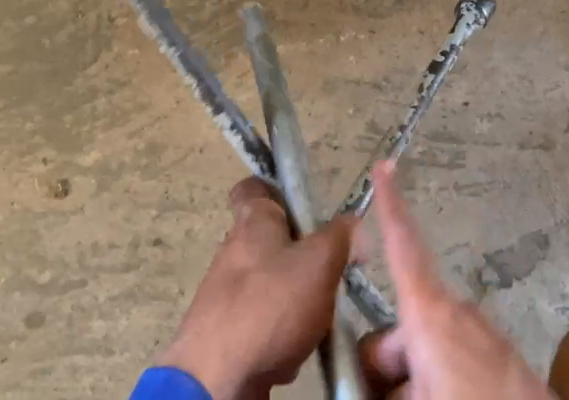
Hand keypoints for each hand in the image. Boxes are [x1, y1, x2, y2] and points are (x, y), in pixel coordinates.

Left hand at [158, 177, 354, 399]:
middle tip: (330, 269)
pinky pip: (263, 323)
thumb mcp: (319, 262)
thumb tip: (351, 223)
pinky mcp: (226, 333)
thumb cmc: (269, 305)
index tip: (302, 206)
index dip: (276, 190)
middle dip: (303, 255)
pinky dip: (282, 334)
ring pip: (271, 285)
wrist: (217, 380)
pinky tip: (296, 348)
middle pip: (271, 241)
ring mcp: (227, 295)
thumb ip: (339, 237)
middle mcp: (234, 252)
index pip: (252, 188)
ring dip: (296, 299)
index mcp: (252, 223)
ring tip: (320, 316)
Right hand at [359, 161, 551, 398]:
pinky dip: (441, 382)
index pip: (403, 246)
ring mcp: (482, 336)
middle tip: (381, 399)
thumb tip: (366, 380)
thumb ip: (376, 385)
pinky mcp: (502, 359)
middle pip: (402, 325)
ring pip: (427, 348)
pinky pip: (455, 361)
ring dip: (414, 379)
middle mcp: (456, 316)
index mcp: (430, 317)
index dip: (390, 205)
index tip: (385, 165)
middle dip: (385, 363)